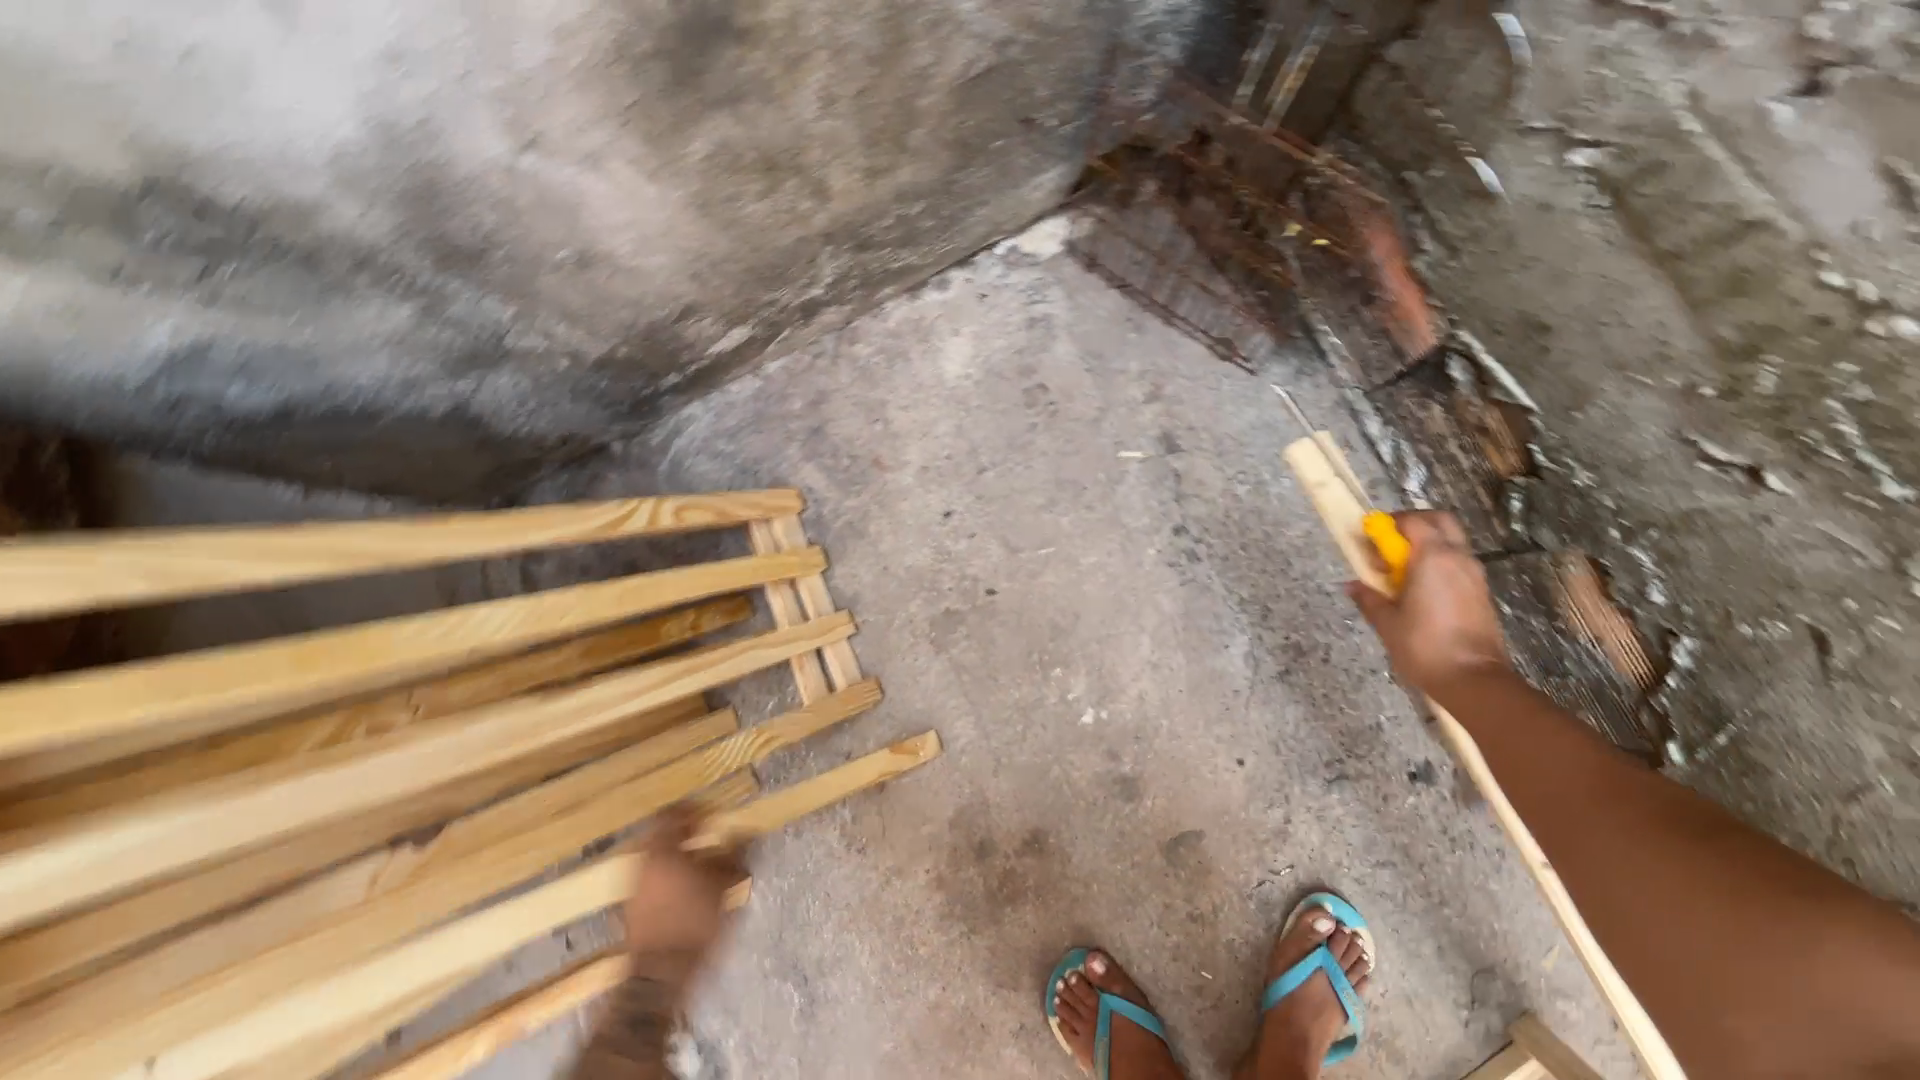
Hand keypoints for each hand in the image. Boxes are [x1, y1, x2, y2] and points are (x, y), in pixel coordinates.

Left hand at [620, 806, 746, 997]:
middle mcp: (642, 862)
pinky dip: (669, 876)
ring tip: (703, 867)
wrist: (659, 975)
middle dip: (686, 834)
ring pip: (657, 857)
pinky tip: (688, 891)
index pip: (674, 813)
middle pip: (662, 834)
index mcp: (663, 850)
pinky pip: (652, 878)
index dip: (695, 808)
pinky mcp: (632, 906)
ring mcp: (633, 885)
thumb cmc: (694, 924)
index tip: (712, 812)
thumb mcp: (723, 887)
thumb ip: (733, 855)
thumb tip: (745, 831)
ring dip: (678, 855)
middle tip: (709, 838)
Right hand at [1346, 510, 1512, 696]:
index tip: (1371, 541)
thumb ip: (1369, 598)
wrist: (1472, 678)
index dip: (1389, 525)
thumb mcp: (1387, 622)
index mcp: (1432, 557)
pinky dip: (1439, 564)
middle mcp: (1457, 558)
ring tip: (1403, 572)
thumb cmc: (1424, 646)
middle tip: (1391, 545)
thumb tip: (1353, 585)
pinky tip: (1422, 590)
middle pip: (1440, 521)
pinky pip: (1458, 563)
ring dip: (1427, 545)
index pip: (1412, 521)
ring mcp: (1474, 574)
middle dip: (1414, 524)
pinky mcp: (1481, 592)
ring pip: (1452, 542)